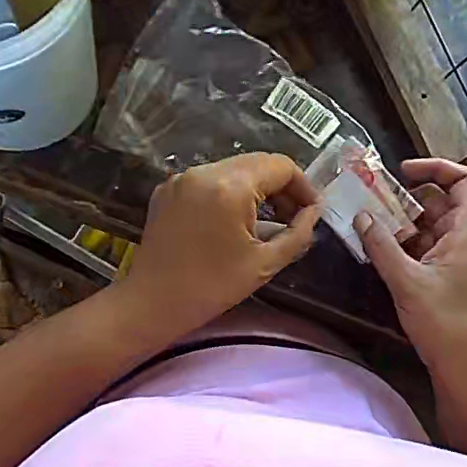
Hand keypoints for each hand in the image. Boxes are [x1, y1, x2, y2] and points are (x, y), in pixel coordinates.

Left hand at [123, 152, 321, 337]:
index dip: (303, 187)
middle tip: (293, 219)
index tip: (311, 213)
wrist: (152, 303)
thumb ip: (298, 233)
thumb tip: (314, 212)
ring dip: (256, 190)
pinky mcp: (167, 190)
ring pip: (233, 170)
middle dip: (281, 188)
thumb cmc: (212, 288)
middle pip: (257, 163)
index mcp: (230, 186)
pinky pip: (209, 181)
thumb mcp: (265, 263)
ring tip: (267, 223)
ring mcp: (182, 178)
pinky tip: (233, 223)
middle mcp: (204, 171)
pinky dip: (229, 194)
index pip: (281, 166)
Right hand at [355, 159, 466, 373]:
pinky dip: (402, 244)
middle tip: (371, 198)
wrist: (466, 366)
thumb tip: (361, 216)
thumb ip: (382, 246)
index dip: (437, 167)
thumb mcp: (407, 282)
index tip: (402, 172)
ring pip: (428, 226)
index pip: (465, 181)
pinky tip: (377, 248)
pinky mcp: (445, 275)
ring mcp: (455, 258)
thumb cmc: (444, 322)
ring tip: (368, 222)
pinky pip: (424, 247)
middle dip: (406, 197)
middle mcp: (465, 239)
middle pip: (440, 202)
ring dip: (400, 222)